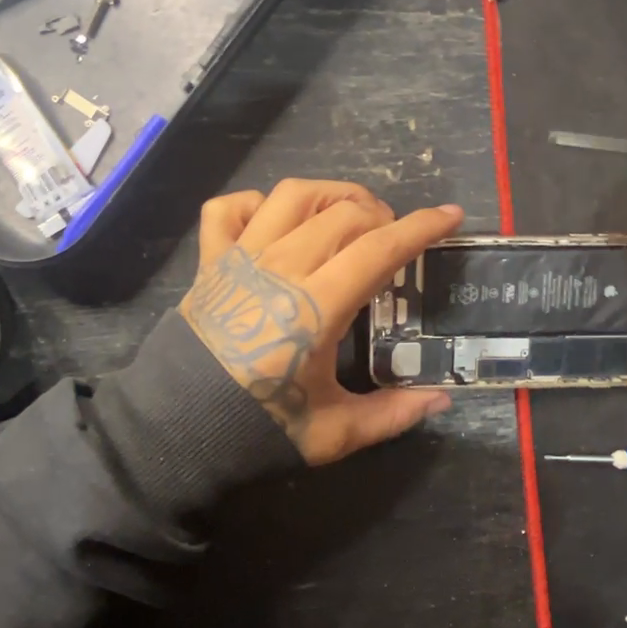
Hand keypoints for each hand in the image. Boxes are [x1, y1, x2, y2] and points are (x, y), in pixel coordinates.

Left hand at [182, 179, 464, 464]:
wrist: (176, 431)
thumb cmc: (258, 430)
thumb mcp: (334, 433)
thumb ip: (393, 414)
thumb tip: (442, 399)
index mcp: (316, 306)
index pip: (379, 248)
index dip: (421, 228)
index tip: (450, 215)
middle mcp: (280, 267)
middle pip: (342, 214)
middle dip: (381, 215)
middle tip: (393, 239)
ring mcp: (240, 258)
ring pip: (291, 195)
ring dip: (330, 194)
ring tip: (348, 214)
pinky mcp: (209, 261)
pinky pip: (229, 208)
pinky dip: (257, 203)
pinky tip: (276, 221)